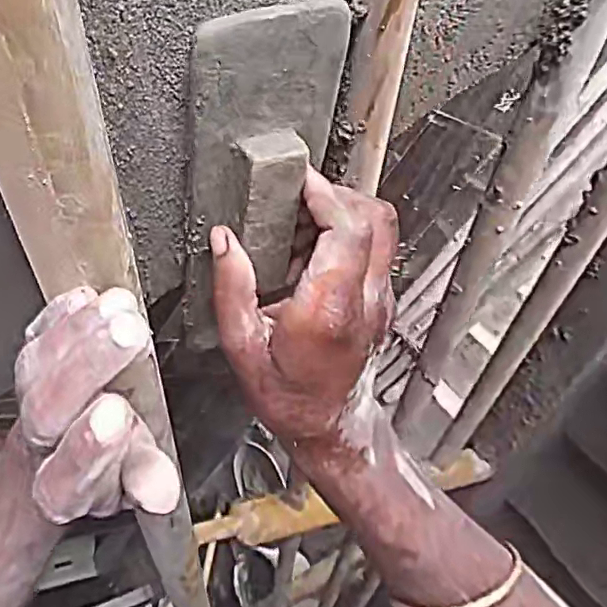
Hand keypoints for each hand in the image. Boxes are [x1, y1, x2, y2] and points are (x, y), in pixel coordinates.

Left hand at [13, 287, 182, 523]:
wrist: (77, 438)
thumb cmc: (113, 459)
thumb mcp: (137, 480)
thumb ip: (147, 481)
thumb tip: (159, 488)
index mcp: (65, 486)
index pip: (66, 475)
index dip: (87, 446)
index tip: (117, 413)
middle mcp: (39, 439)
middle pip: (46, 407)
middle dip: (87, 367)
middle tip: (128, 336)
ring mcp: (29, 394)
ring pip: (39, 363)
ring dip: (80, 330)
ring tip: (119, 309)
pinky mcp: (31, 357)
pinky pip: (35, 332)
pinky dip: (60, 313)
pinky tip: (86, 299)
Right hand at [209, 168, 397, 450]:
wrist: (328, 427)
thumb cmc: (286, 394)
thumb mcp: (241, 344)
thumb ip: (231, 287)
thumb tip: (224, 240)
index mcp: (328, 307)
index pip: (347, 228)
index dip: (323, 193)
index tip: (297, 179)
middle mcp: (363, 298)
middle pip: (376, 218)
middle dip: (335, 193)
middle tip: (297, 194)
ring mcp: (378, 299)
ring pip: (382, 230)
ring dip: (343, 211)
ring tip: (300, 220)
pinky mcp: (378, 301)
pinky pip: (374, 249)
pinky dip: (346, 232)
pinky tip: (308, 249)